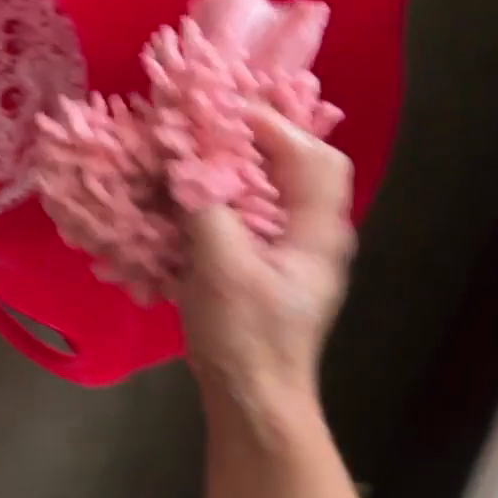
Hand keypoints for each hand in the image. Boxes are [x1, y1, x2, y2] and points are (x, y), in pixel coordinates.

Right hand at [180, 107, 355, 405]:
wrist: (251, 391)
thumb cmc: (245, 331)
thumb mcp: (221, 267)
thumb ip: (206, 208)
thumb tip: (184, 160)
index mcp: (317, 231)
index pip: (312, 157)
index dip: (273, 125)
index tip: (220, 107)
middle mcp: (310, 232)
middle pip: (292, 166)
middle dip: (249, 137)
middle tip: (199, 119)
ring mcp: (285, 249)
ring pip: (265, 187)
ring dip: (228, 163)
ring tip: (184, 146)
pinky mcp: (258, 261)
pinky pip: (241, 211)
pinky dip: (215, 191)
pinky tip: (181, 191)